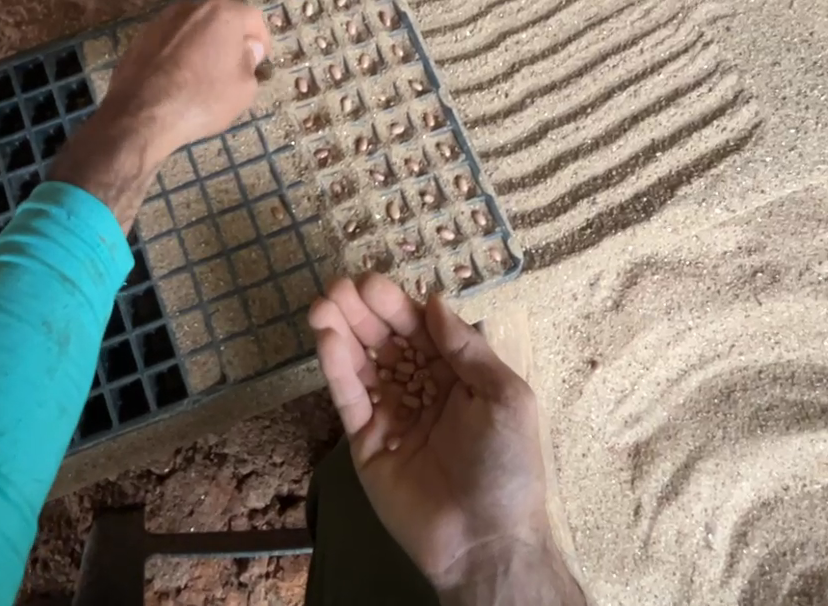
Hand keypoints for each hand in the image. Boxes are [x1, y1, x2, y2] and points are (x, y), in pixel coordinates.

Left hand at [51, 0, 267, 225]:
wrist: (141, 114)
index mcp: (222, 13)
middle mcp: (191, 7)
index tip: (261, 60)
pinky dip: (180, 54)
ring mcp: (162, 20)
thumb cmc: (202, 99)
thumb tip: (247, 49)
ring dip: (204, 45)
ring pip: (193, 29)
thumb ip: (250, 61)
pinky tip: (179, 78)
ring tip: (206, 74)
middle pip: (220, 19)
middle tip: (236, 65)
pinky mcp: (140, 37)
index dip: (261, 39)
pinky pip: (171, 42)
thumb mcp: (244, 87)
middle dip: (231, 39)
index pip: (252, 18)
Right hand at [309, 274, 583, 605]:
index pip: (419, 330)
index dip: (395, 305)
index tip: (370, 283)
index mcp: (455, 376)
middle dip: (361, 311)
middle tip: (337, 286)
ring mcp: (389, 413)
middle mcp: (419, 388)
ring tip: (321, 303)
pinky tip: (326, 338)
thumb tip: (433, 301)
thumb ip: (467, 349)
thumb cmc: (506, 466)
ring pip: (361, 363)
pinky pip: (349, 397)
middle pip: (385, 340)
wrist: (486, 545)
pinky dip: (335, 366)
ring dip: (342, 330)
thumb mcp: (506, 398)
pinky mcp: (365, 440)